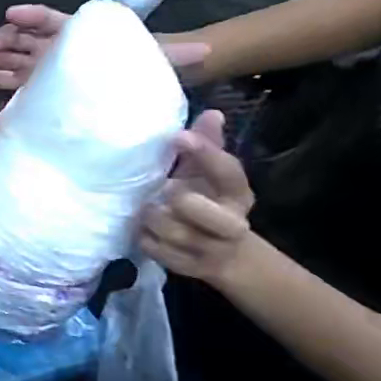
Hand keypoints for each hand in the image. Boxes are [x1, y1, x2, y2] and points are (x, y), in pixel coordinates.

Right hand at [0, 4, 208, 98]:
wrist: (133, 90)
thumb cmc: (142, 70)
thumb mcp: (158, 60)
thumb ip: (176, 55)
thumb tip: (208, 50)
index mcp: (79, 38)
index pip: (55, 22)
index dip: (34, 16)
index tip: (14, 15)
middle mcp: (54, 51)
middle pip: (24, 40)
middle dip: (3, 40)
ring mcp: (40, 70)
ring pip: (9, 60)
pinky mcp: (31, 91)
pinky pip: (3, 85)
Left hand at [139, 109, 255, 285]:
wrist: (223, 253)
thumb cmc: (208, 200)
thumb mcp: (208, 172)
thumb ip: (208, 145)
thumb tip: (212, 113)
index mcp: (239, 195)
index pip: (229, 173)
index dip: (205, 153)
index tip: (178, 137)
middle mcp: (231, 225)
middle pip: (208, 214)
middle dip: (180, 200)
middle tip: (163, 189)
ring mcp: (210, 250)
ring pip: (176, 233)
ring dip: (154, 217)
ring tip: (147, 207)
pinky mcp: (188, 267)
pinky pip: (158, 250)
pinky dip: (145, 237)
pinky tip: (142, 228)